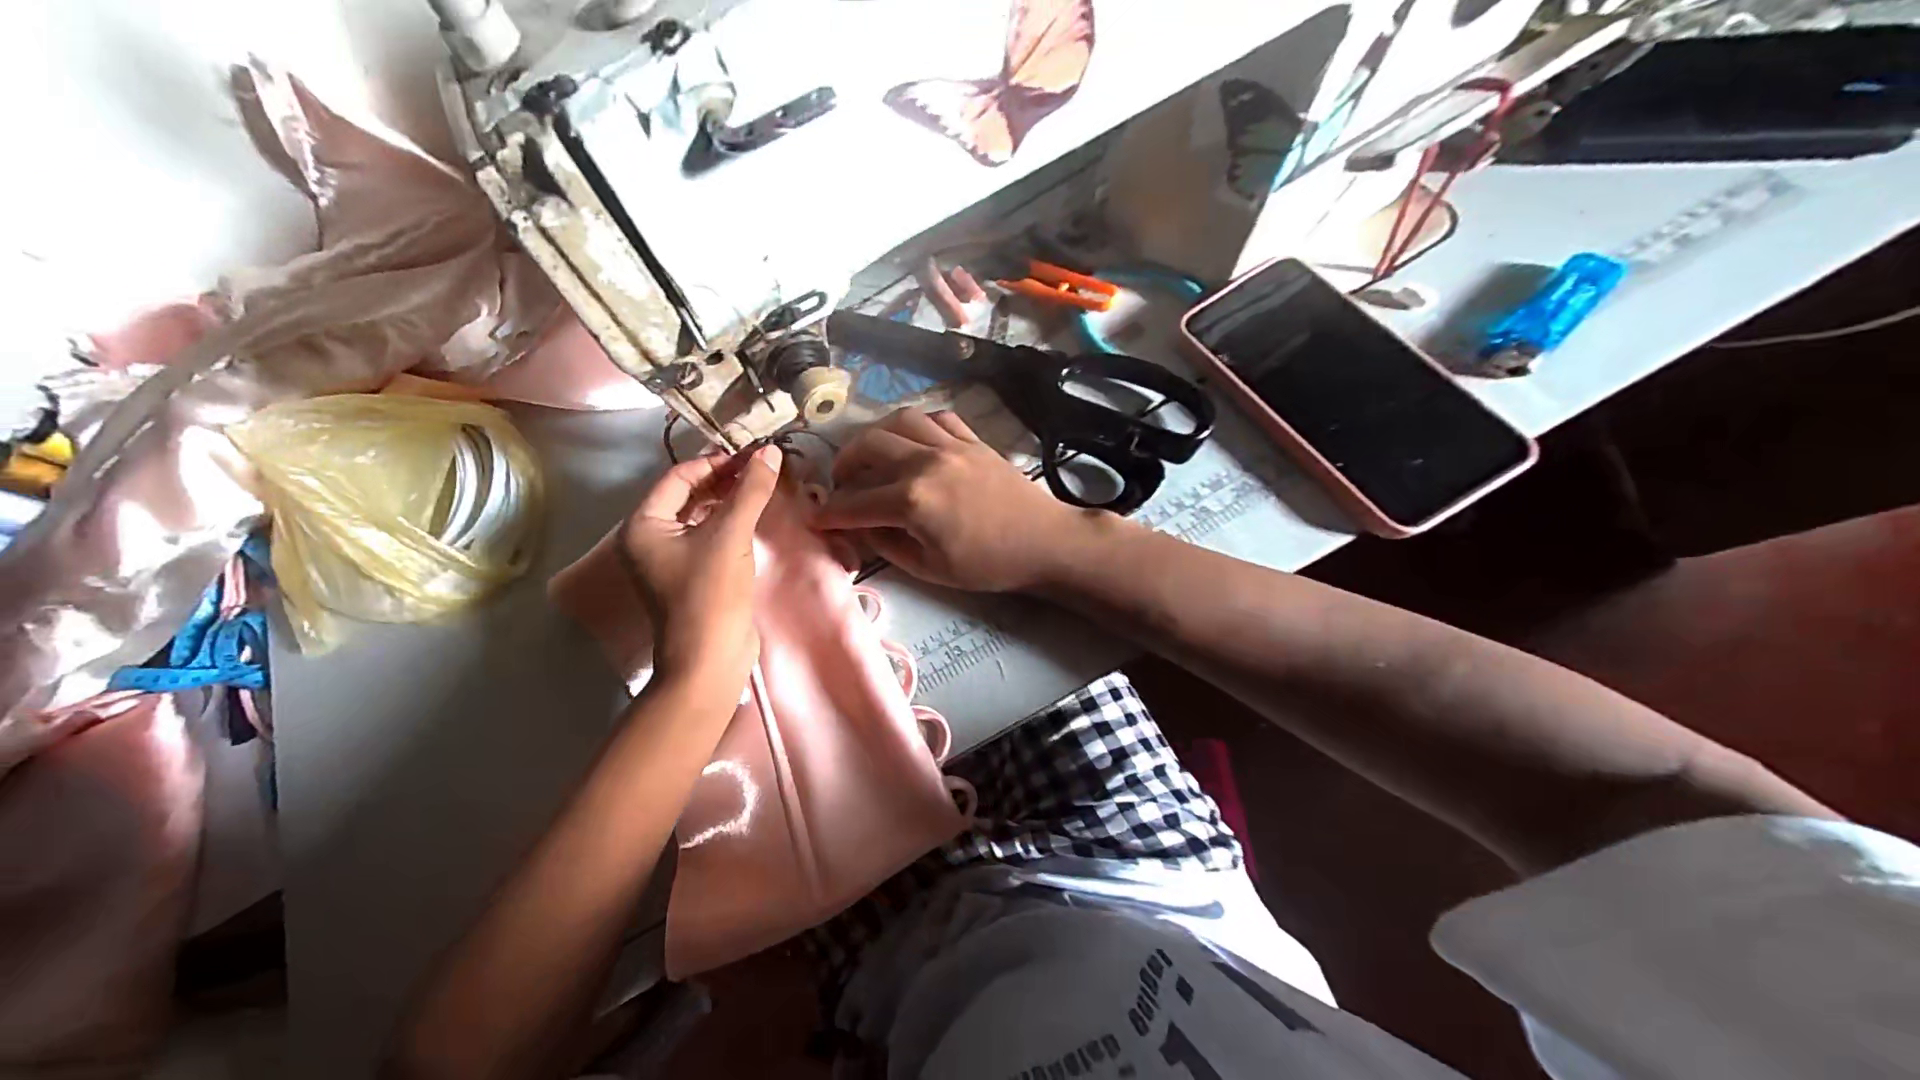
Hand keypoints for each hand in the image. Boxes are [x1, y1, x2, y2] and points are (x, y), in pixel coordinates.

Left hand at [620, 443, 781, 684]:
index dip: (714, 462)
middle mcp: (649, 538)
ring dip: (728, 500)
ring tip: (762, 485)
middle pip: (687, 494)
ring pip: (700, 516)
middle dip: (723, 479)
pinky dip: (730, 522)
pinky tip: (754, 515)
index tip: (751, 455)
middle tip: (760, 467)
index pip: (678, 477)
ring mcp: (670, 559)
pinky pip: (709, 536)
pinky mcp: (692, 575)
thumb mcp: (730, 535)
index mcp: (644, 525)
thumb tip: (771, 451)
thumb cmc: (711, 593)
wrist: (710, 659)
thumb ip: (750, 491)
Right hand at [815, 408, 1103, 591]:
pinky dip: (916, 426)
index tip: (813, 518)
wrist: (1044, 541)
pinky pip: (936, 418)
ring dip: (875, 436)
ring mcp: (951, 445)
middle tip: (842, 484)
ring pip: (899, 421)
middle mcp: (925, 462)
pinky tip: (913, 444)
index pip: (854, 503)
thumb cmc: (988, 564)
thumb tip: (858, 527)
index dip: (829, 512)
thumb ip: (887, 544)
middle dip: (844, 464)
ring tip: (871, 456)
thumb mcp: (930, 568)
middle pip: (868, 446)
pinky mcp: (973, 440)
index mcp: (912, 500)